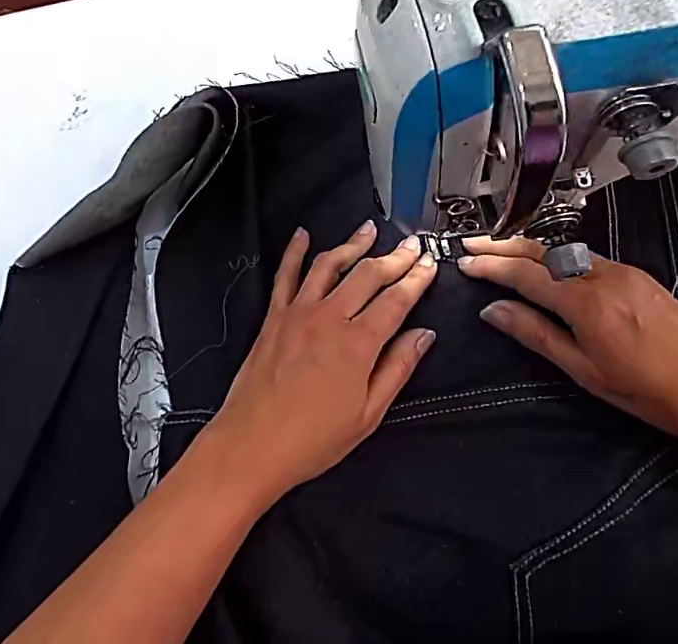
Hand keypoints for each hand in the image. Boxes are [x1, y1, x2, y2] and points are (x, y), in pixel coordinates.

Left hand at [194, 222, 437, 503]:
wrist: (248, 449)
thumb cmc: (311, 440)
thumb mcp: (368, 414)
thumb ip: (398, 368)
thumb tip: (423, 336)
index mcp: (357, 344)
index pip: (397, 300)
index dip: (417, 279)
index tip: (429, 264)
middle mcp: (329, 319)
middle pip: (369, 274)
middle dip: (395, 256)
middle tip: (411, 244)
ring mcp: (299, 313)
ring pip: (330, 265)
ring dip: (353, 244)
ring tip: (369, 230)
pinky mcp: (274, 317)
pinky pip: (286, 275)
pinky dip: (294, 252)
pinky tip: (303, 236)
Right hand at [460, 237, 677, 445]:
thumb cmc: (654, 392)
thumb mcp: (586, 371)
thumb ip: (537, 335)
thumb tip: (497, 312)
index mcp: (585, 302)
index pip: (525, 273)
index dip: (491, 266)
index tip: (467, 263)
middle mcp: (603, 275)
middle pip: (542, 251)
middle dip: (505, 245)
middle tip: (476, 246)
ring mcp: (623, 271)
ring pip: (565, 251)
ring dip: (530, 250)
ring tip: (503, 253)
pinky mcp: (637, 275)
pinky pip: (588, 258)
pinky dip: (559, 258)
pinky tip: (551, 267)